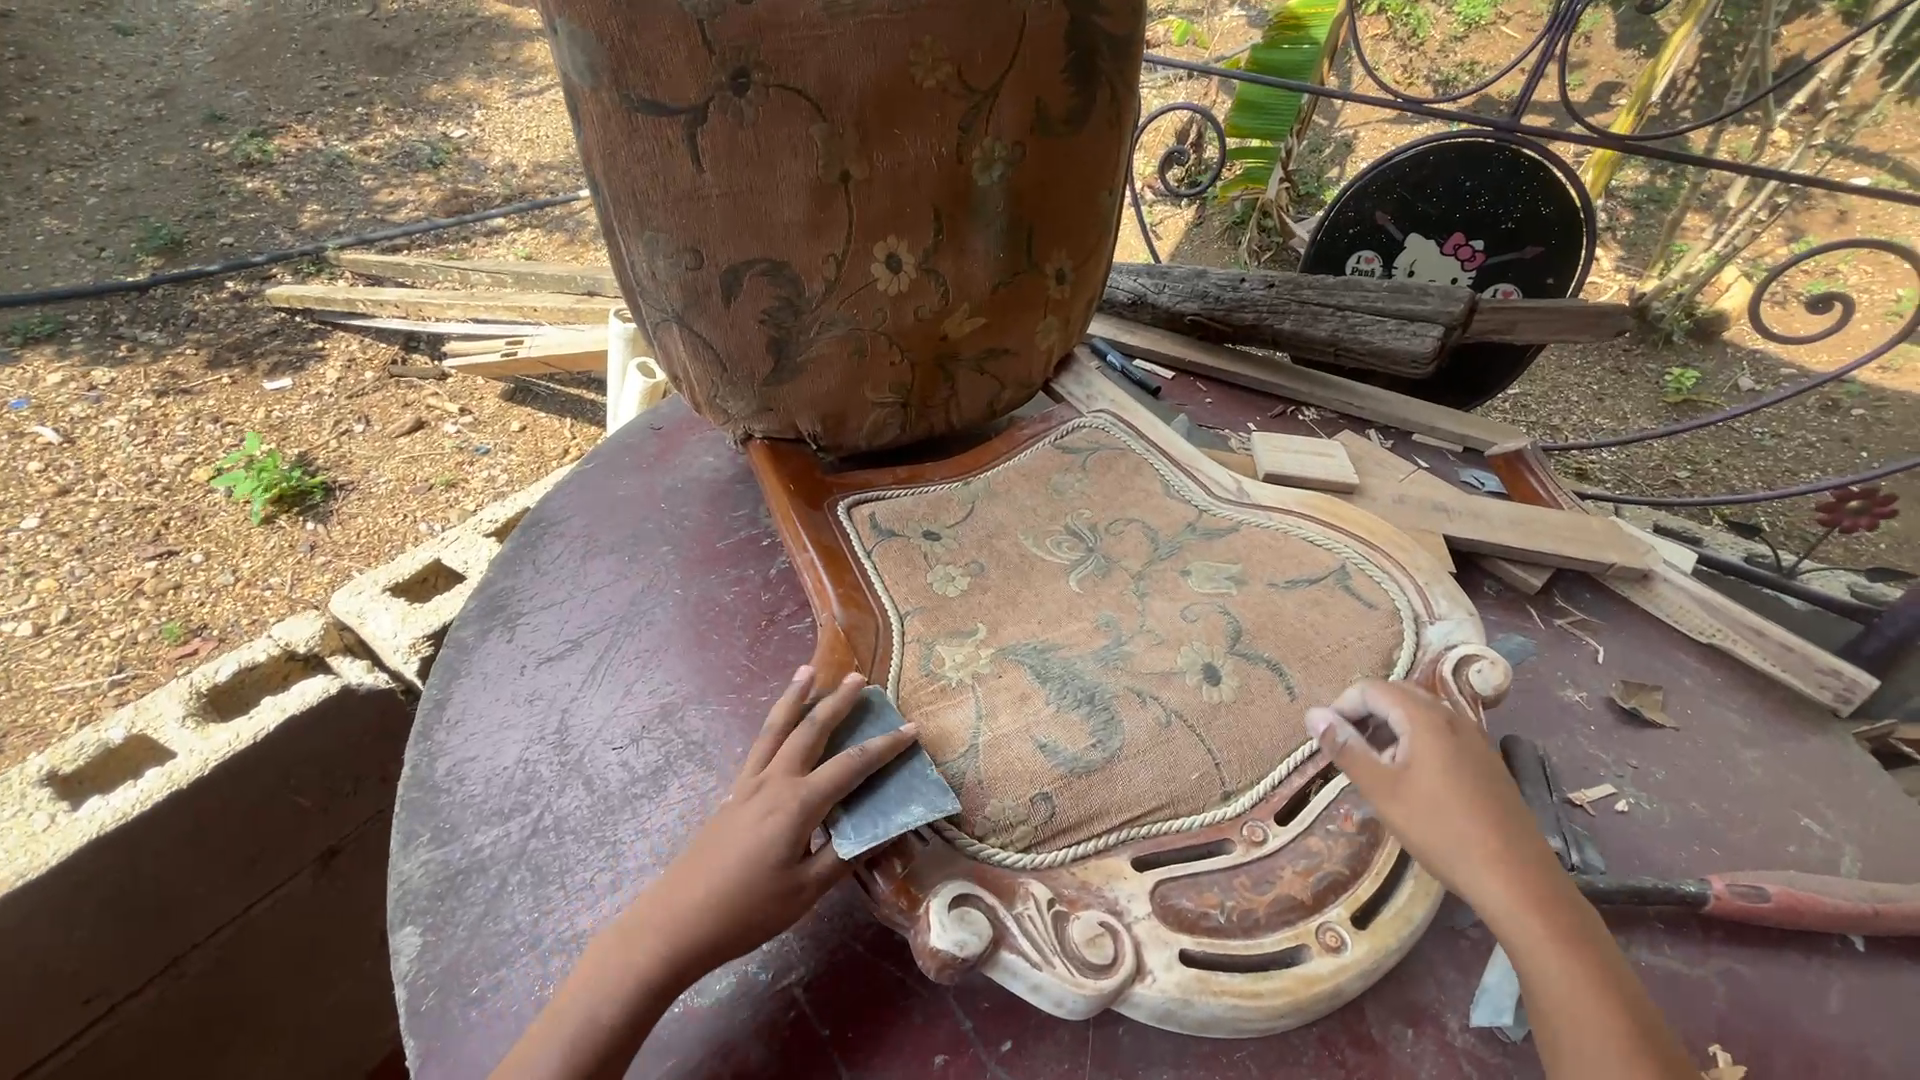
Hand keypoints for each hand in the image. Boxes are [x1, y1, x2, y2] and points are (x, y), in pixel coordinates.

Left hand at [622, 667, 918, 984]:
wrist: (676, 922)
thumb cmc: (746, 912)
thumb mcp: (805, 893)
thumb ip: (843, 856)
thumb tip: (881, 832)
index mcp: (798, 804)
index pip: (851, 765)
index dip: (884, 747)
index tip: (910, 729)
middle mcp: (773, 783)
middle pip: (810, 730)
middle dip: (836, 702)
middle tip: (856, 678)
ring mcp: (747, 786)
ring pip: (774, 729)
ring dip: (794, 698)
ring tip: (807, 671)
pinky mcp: (730, 796)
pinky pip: (758, 747)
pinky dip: (773, 725)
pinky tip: (776, 727)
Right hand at [1305, 679, 1565, 924]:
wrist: (1516, 878)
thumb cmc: (1441, 831)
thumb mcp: (1381, 790)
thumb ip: (1345, 748)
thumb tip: (1313, 714)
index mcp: (1426, 718)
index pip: (1371, 688)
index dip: (1341, 706)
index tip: (1325, 739)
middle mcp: (1453, 717)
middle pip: (1396, 695)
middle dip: (1364, 714)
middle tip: (1344, 748)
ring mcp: (1474, 738)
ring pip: (1418, 715)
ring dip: (1387, 728)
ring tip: (1371, 766)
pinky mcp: (1484, 760)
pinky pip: (1439, 733)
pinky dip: (1412, 742)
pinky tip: (1407, 779)